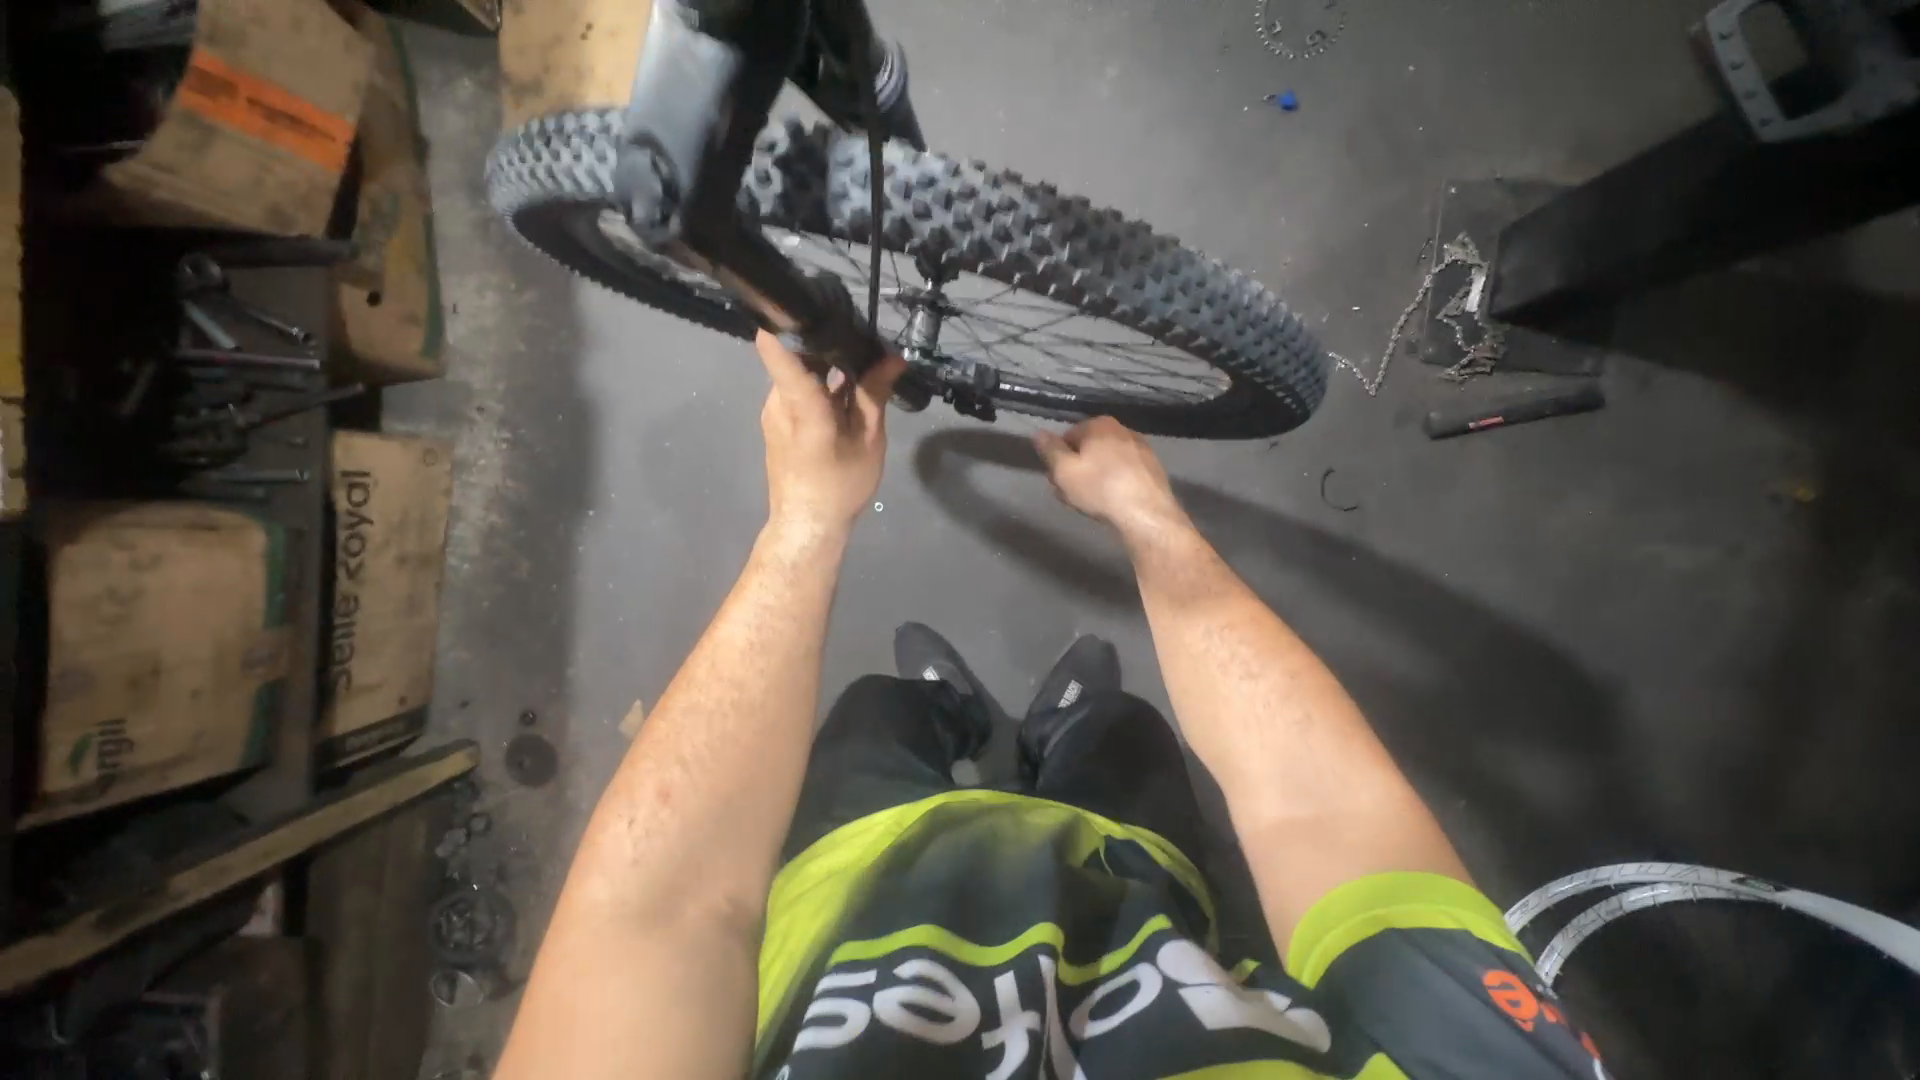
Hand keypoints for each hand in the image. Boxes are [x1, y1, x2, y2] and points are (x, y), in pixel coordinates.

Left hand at [756, 331, 904, 539]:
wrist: (807, 525)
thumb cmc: (840, 485)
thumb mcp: (868, 439)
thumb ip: (875, 392)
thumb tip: (893, 357)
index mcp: (802, 404)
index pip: (779, 351)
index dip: (783, 321)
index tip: (801, 299)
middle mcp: (778, 401)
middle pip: (797, 356)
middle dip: (828, 345)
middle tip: (862, 345)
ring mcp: (773, 412)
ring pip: (798, 375)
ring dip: (826, 369)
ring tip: (860, 372)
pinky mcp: (775, 423)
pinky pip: (795, 392)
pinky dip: (819, 387)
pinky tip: (845, 398)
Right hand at [1033, 417, 1190, 541]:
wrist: (1146, 513)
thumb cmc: (1099, 489)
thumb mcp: (1063, 471)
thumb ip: (1049, 450)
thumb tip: (1038, 433)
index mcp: (1099, 424)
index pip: (1068, 437)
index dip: (1058, 460)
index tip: (1057, 480)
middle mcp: (1122, 429)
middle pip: (1089, 449)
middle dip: (1077, 469)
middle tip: (1070, 494)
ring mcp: (1141, 448)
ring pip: (1107, 461)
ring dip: (1094, 477)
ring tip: (1089, 502)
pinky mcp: (1153, 468)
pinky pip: (1124, 472)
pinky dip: (1114, 483)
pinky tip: (1111, 502)